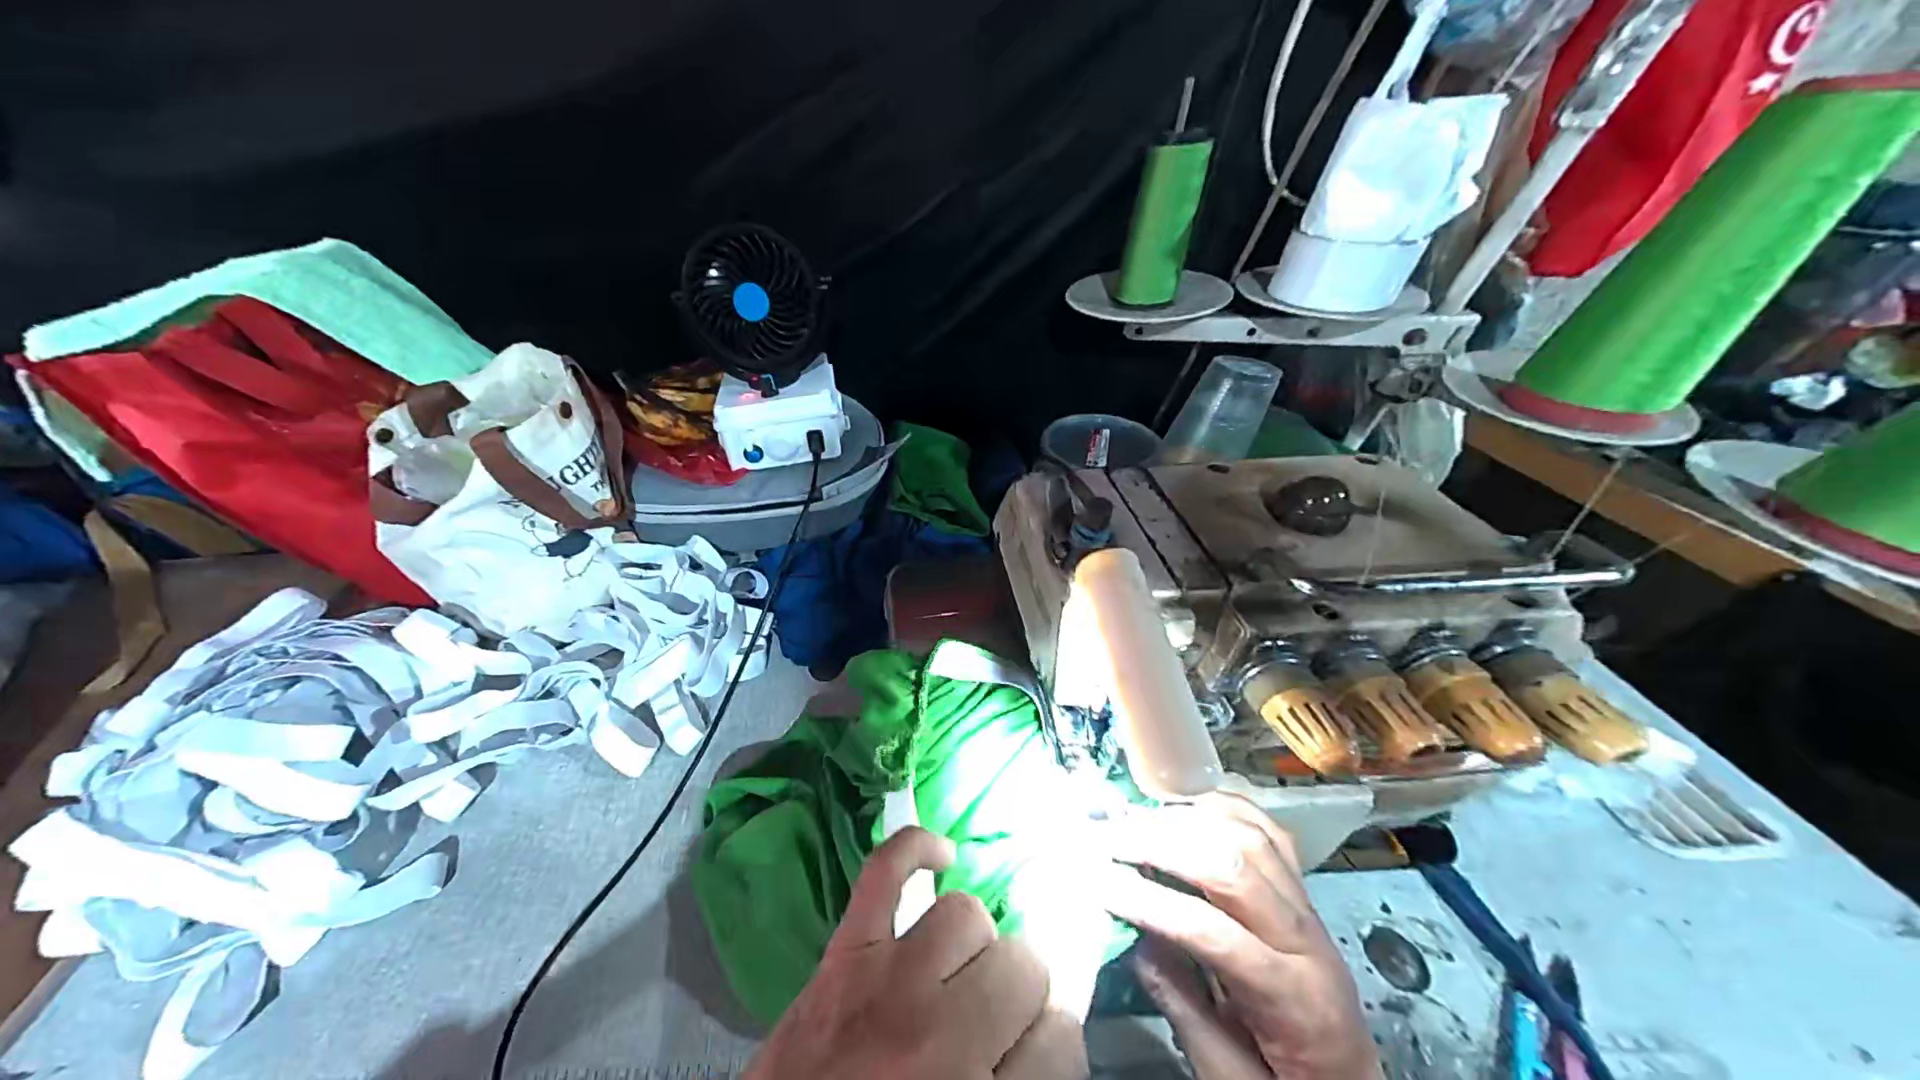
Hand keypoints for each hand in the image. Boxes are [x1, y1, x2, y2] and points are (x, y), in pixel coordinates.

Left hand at [745, 826, 1087, 1079]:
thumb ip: (1022, 1077)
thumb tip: (1058, 1023)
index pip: (1060, 1039)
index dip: (1052, 1039)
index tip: (1033, 1048)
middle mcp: (938, 1034)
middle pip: (1022, 967)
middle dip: (1017, 992)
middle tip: (990, 1020)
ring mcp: (888, 980)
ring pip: (967, 916)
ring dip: (971, 944)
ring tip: (952, 976)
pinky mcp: (844, 950)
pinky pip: (886, 870)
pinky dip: (915, 848)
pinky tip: (941, 856)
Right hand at [1099, 793, 1379, 1079]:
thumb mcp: (1228, 1072)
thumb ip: (1180, 1004)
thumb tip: (1131, 935)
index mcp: (1295, 1001)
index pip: (1214, 933)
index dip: (1150, 904)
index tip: (1098, 884)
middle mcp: (1307, 940)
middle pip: (1233, 866)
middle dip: (1162, 845)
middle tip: (1106, 838)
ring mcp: (1308, 907)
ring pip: (1249, 836)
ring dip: (1186, 820)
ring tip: (1134, 820)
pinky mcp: (1301, 890)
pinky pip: (1266, 830)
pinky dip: (1221, 810)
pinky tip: (1183, 810)